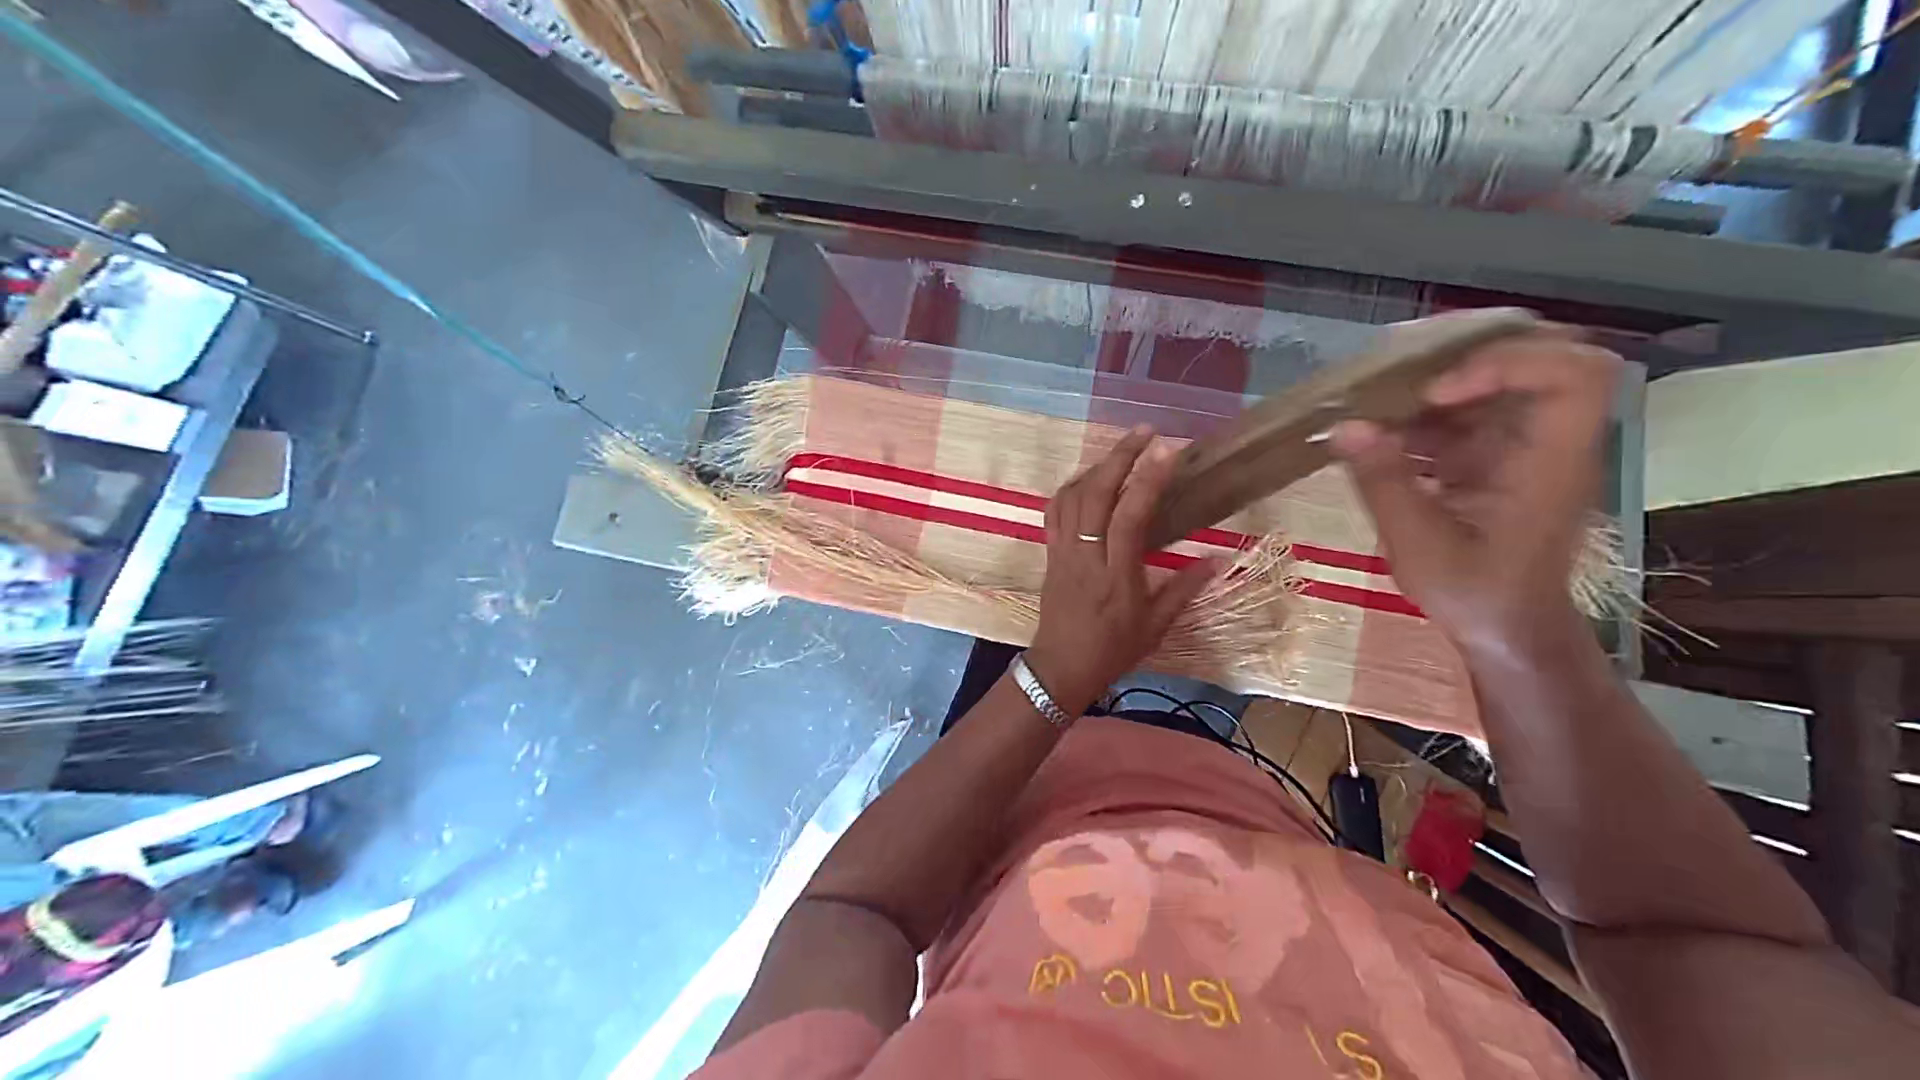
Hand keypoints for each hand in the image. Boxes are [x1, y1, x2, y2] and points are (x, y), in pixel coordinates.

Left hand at [1025, 426, 1221, 715]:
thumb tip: (1217, 559)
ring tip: (1121, 449)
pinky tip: (1088, 479)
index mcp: (1116, 575)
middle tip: (1145, 432)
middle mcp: (1086, 556)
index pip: (1129, 517)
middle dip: (1119, 457)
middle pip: (1096, 495)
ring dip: (1096, 466)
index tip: (1167, 452)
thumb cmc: (1112, 650)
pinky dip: (1071, 487)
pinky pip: (1055, 511)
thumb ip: (1184, 589)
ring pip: (1072, 497)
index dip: (1147, 481)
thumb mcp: (1155, 625)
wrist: (1061, 668)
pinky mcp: (1049, 553)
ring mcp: (1062, 552)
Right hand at [1329, 332, 1621, 656]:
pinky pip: (1462, 414)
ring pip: (1493, 380)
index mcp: (1550, 459)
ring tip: (1372, 392)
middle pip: (1540, 356)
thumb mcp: (1419, 546)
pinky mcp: (1492, 458)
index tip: (1437, 391)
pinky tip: (1375, 430)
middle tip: (1403, 362)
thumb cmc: (1476, 594)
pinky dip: (1419, 414)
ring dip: (1433, 380)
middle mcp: (1545, 439)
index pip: (1572, 373)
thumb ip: (1384, 482)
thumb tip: (1344, 426)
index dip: (1506, 362)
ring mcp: (1520, 446)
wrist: (1505, 628)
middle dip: (1469, 350)